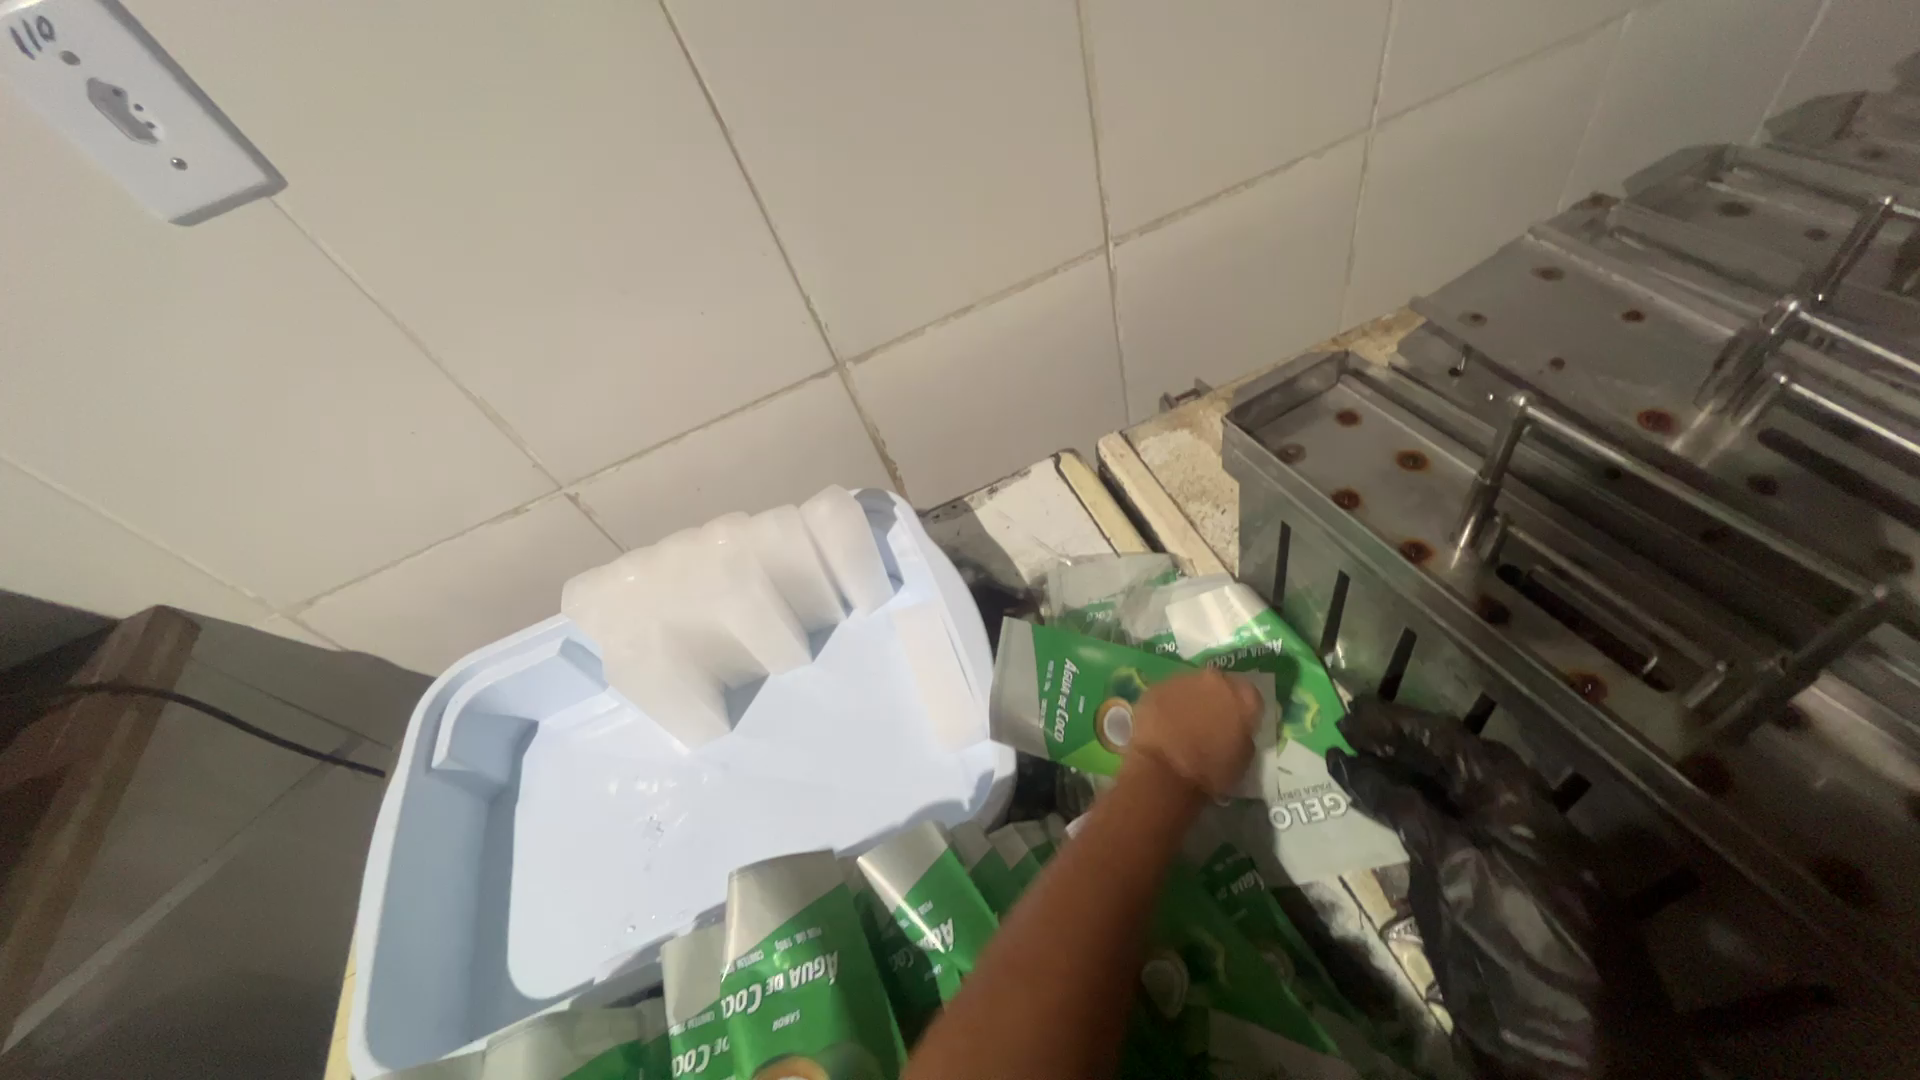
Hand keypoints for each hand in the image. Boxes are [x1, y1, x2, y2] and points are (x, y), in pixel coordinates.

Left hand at [1128, 668, 1260, 797]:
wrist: (1164, 770)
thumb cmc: (1211, 770)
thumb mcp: (1244, 758)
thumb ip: (1243, 734)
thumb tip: (1235, 729)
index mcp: (1243, 696)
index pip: (1250, 696)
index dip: (1242, 711)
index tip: (1235, 725)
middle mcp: (1214, 679)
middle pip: (1218, 684)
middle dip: (1214, 699)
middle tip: (1207, 722)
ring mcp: (1181, 680)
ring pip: (1190, 686)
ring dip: (1189, 700)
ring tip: (1181, 724)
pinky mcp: (1155, 687)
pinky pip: (1166, 694)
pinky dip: (1166, 705)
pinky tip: (1162, 724)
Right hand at [1328, 697, 1696, 1079]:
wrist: (1563, 1052)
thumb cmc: (1519, 946)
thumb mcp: (1461, 868)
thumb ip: (1408, 811)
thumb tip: (1354, 764)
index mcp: (1522, 810)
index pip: (1456, 747)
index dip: (1402, 727)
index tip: (1351, 713)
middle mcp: (1511, 827)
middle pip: (1448, 770)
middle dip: (1394, 747)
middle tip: (1342, 731)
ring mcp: (1493, 864)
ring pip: (1437, 804)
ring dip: (1392, 780)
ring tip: (1346, 763)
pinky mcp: (1473, 899)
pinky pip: (1429, 842)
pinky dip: (1395, 822)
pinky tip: (1365, 814)